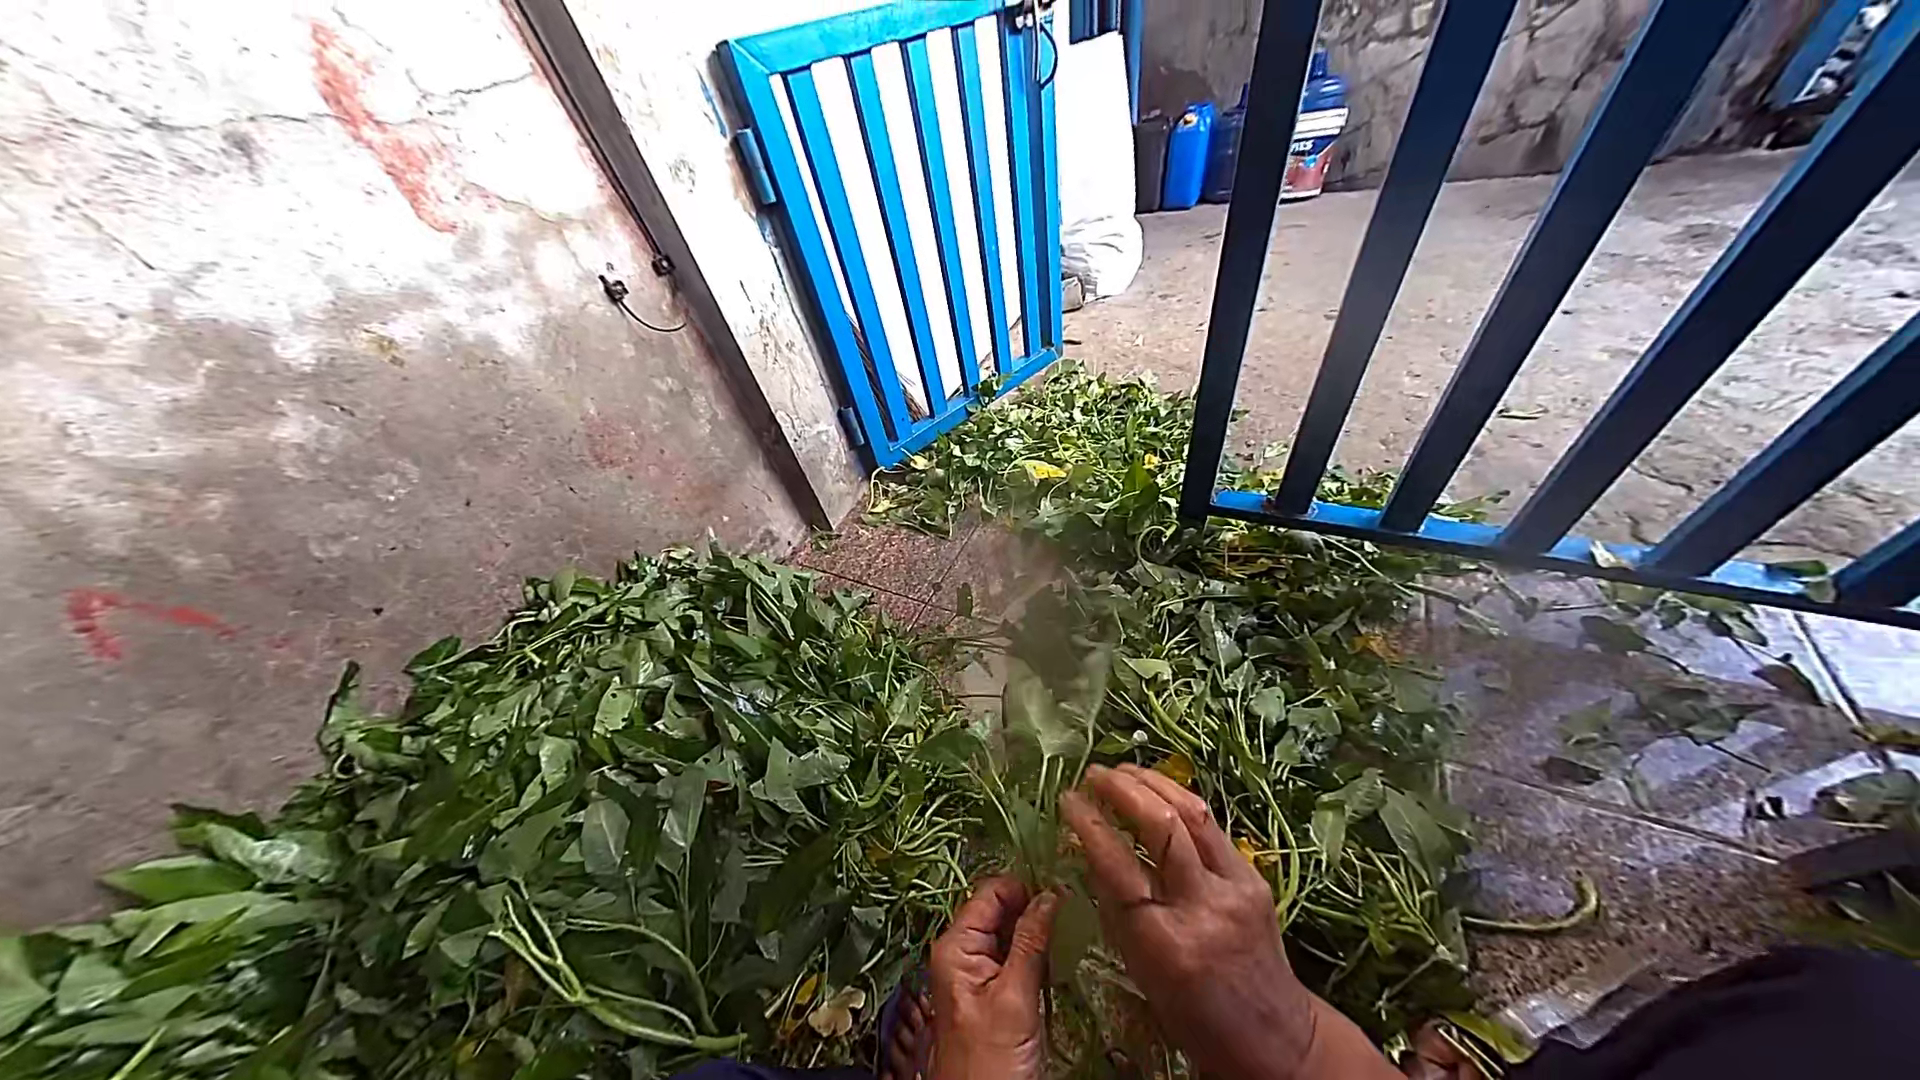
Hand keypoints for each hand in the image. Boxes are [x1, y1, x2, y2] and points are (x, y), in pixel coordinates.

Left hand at [927, 876, 1057, 1079]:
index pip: (990, 893)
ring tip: (1066, 932)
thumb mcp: (1014, 998)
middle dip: (1032, 906)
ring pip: (1010, 931)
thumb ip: (1030, 942)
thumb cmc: (992, 1062)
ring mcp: (977, 969)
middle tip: (1068, 911)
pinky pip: (1014, 955)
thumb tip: (1050, 894)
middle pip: (999, 908)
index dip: (1022, 887)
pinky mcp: (993, 989)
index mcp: (956, 944)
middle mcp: (962, 949)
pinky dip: (1035, 952)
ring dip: (1036, 930)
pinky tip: (1055, 955)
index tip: (1059, 893)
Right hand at [1063, 764, 1397, 1079]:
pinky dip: (1177, 799)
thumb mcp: (1137, 965)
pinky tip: (1156, 790)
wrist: (1273, 1037)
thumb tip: (1085, 842)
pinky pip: (1210, 825)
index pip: (1118, 865)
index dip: (1088, 824)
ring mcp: (1236, 887)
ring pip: (1193, 812)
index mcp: (1166, 942)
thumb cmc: (1190, 1011)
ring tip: (1121, 770)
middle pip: (1163, 826)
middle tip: (1093, 774)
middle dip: (1122, 790)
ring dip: (1152, 782)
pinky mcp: (1254, 875)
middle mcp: (1204, 907)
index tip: (1067, 800)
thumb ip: (1112, 901)